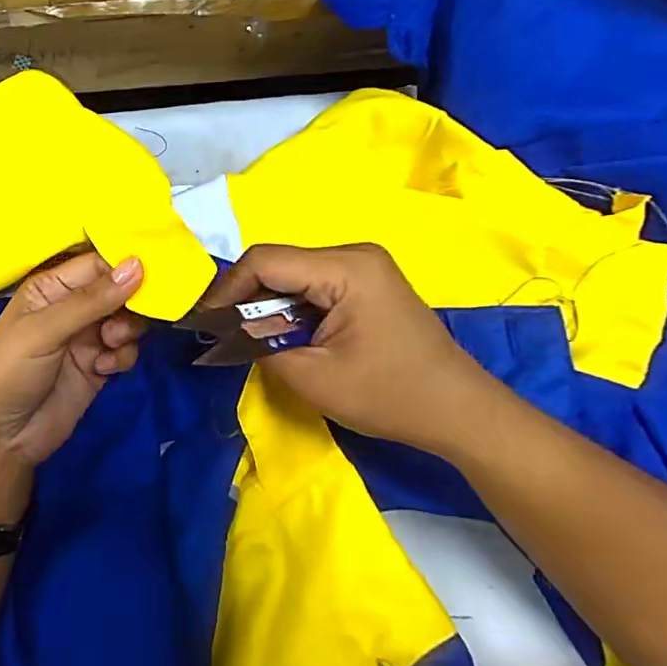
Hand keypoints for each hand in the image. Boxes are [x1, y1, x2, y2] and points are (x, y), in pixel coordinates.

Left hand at [0, 252, 145, 524]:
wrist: (0, 437)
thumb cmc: (9, 370)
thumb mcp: (44, 330)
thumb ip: (91, 300)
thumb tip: (138, 264)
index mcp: (51, 286)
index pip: (96, 263)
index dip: (123, 266)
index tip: (152, 272)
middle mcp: (71, 306)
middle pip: (118, 290)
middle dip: (130, 302)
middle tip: (124, 319)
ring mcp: (86, 337)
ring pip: (126, 320)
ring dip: (127, 330)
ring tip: (110, 345)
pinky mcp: (98, 366)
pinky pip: (125, 350)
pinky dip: (122, 356)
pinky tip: (103, 370)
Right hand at [200, 243, 502, 455]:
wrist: (461, 412)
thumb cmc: (391, 396)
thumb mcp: (313, 377)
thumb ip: (259, 346)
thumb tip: (222, 330)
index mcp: (347, 268)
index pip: (265, 261)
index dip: (227, 289)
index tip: (205, 323)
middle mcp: (354, 253)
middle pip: (277, 263)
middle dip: (244, 298)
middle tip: (221, 333)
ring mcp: (362, 264)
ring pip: (290, 273)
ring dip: (266, 304)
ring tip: (248, 337)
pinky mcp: (364, 280)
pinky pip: (310, 283)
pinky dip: (288, 306)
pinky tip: (282, 333)